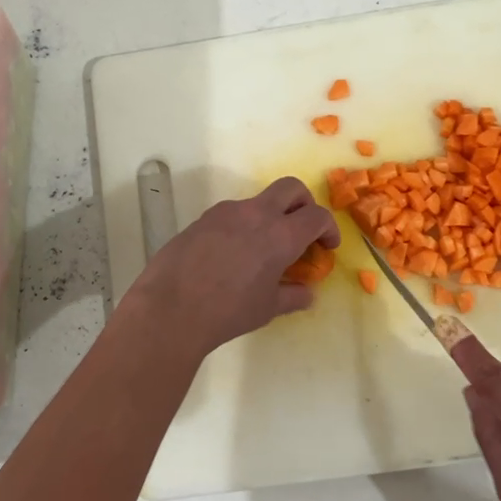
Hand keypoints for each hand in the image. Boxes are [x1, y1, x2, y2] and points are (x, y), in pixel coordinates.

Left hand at [123, 177, 339, 355]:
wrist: (171, 307)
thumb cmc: (228, 311)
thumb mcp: (268, 308)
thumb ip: (293, 296)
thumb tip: (307, 293)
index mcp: (280, 234)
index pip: (317, 215)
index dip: (328, 228)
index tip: (326, 246)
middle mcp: (255, 214)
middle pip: (291, 188)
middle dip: (304, 204)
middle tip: (301, 230)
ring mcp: (225, 212)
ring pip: (258, 201)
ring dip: (269, 217)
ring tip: (261, 251)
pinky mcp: (202, 219)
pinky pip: (231, 214)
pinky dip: (242, 226)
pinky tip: (231, 256)